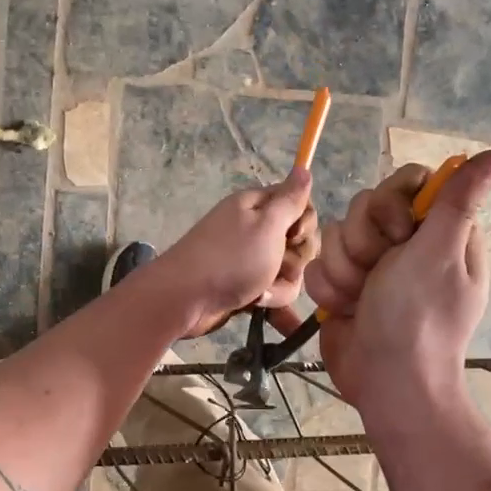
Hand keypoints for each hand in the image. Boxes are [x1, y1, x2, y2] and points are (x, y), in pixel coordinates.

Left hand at [149, 169, 318, 338]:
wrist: (185, 299)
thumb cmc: (230, 259)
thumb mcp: (266, 224)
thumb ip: (290, 200)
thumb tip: (303, 168)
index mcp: (257, 207)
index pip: (300, 205)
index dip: (304, 223)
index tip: (293, 236)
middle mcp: (254, 230)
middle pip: (298, 243)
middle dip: (294, 261)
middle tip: (276, 266)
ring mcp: (249, 261)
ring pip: (288, 273)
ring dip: (281, 288)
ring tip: (260, 295)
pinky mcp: (246, 288)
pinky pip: (274, 294)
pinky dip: (277, 307)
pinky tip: (282, 322)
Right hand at [303, 150, 490, 411]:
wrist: (386, 379)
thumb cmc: (418, 317)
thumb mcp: (441, 252)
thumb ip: (456, 199)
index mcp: (438, 232)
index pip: (406, 182)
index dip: (392, 202)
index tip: (399, 232)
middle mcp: (405, 245)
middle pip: (363, 206)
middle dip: (364, 243)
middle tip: (380, 273)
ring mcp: (371, 267)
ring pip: (336, 236)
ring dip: (345, 272)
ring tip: (362, 300)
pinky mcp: (342, 287)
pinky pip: (319, 266)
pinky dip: (329, 291)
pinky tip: (345, 310)